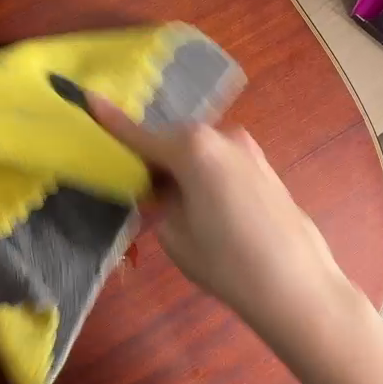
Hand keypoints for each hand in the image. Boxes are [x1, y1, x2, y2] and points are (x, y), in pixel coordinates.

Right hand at [87, 94, 351, 337]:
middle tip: (140, 193)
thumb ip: (159, 201)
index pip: (139, 134)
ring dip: (180, 169)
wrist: (296, 286)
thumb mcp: (173, 233)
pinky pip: (219, 162)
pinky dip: (204, 175)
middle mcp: (220, 137)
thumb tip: (163, 190)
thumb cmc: (225, 261)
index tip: (86, 97)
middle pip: (170, 141)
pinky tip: (207, 209)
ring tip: (176, 208)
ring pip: (197, 152)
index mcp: (191, 148)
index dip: (110, 120)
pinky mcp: (264, 167)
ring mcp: (247, 149)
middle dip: (152, 159)